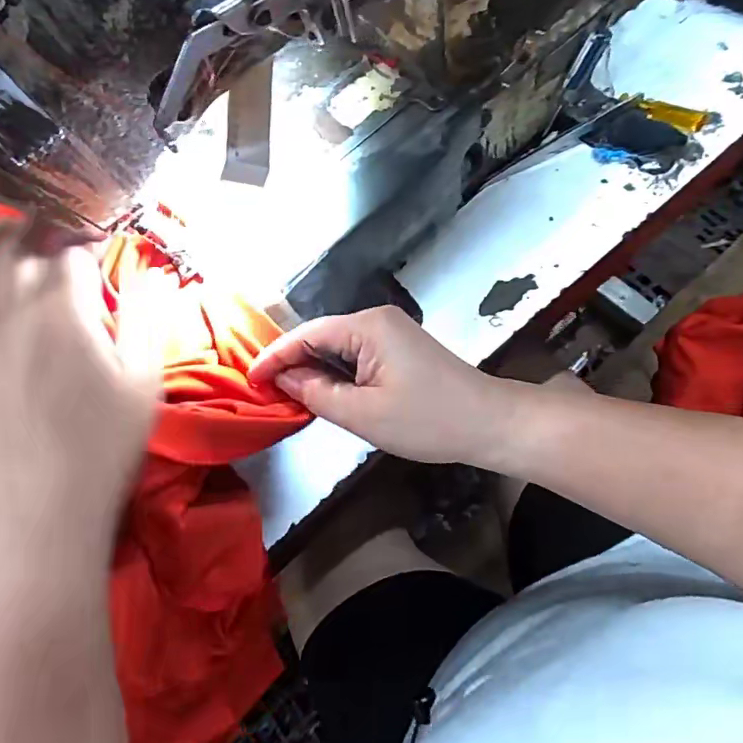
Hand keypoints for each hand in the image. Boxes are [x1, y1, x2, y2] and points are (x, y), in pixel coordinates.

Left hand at [0, 221, 162, 563]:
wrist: (41, 504)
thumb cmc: (104, 441)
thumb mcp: (143, 377)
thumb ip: (144, 315)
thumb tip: (148, 275)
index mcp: (58, 302)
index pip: (72, 245)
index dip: (95, 235)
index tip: (113, 238)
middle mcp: (11, 302)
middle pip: (17, 238)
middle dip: (46, 224)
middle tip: (74, 229)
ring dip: (8, 239)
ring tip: (35, 239)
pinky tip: (4, 284)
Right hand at [248, 306, 511, 465]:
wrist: (491, 423)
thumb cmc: (429, 420)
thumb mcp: (364, 414)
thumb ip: (318, 393)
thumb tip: (286, 379)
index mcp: (367, 327)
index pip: (306, 335)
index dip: (274, 357)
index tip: (250, 380)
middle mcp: (376, 319)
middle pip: (320, 335)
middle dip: (290, 361)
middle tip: (264, 389)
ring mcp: (390, 331)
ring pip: (336, 345)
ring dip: (312, 366)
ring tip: (284, 391)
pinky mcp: (399, 346)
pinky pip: (354, 353)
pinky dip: (334, 370)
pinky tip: (321, 388)